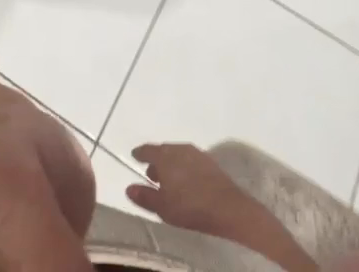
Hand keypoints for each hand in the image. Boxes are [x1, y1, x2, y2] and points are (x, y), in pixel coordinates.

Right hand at [125, 143, 258, 236]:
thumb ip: (144, 196)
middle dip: (156, 161)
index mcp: (164, 156)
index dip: (140, 153)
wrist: (229, 209)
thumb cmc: (190, 207)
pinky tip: (187, 182)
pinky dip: (185, 167)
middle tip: (152, 174)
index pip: (148, 150)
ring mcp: (197, 154)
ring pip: (178, 155)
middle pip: (164, 151)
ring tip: (170, 180)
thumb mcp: (162, 207)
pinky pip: (191, 161)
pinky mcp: (211, 163)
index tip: (134, 156)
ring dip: (172, 164)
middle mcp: (180, 149)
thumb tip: (128, 187)